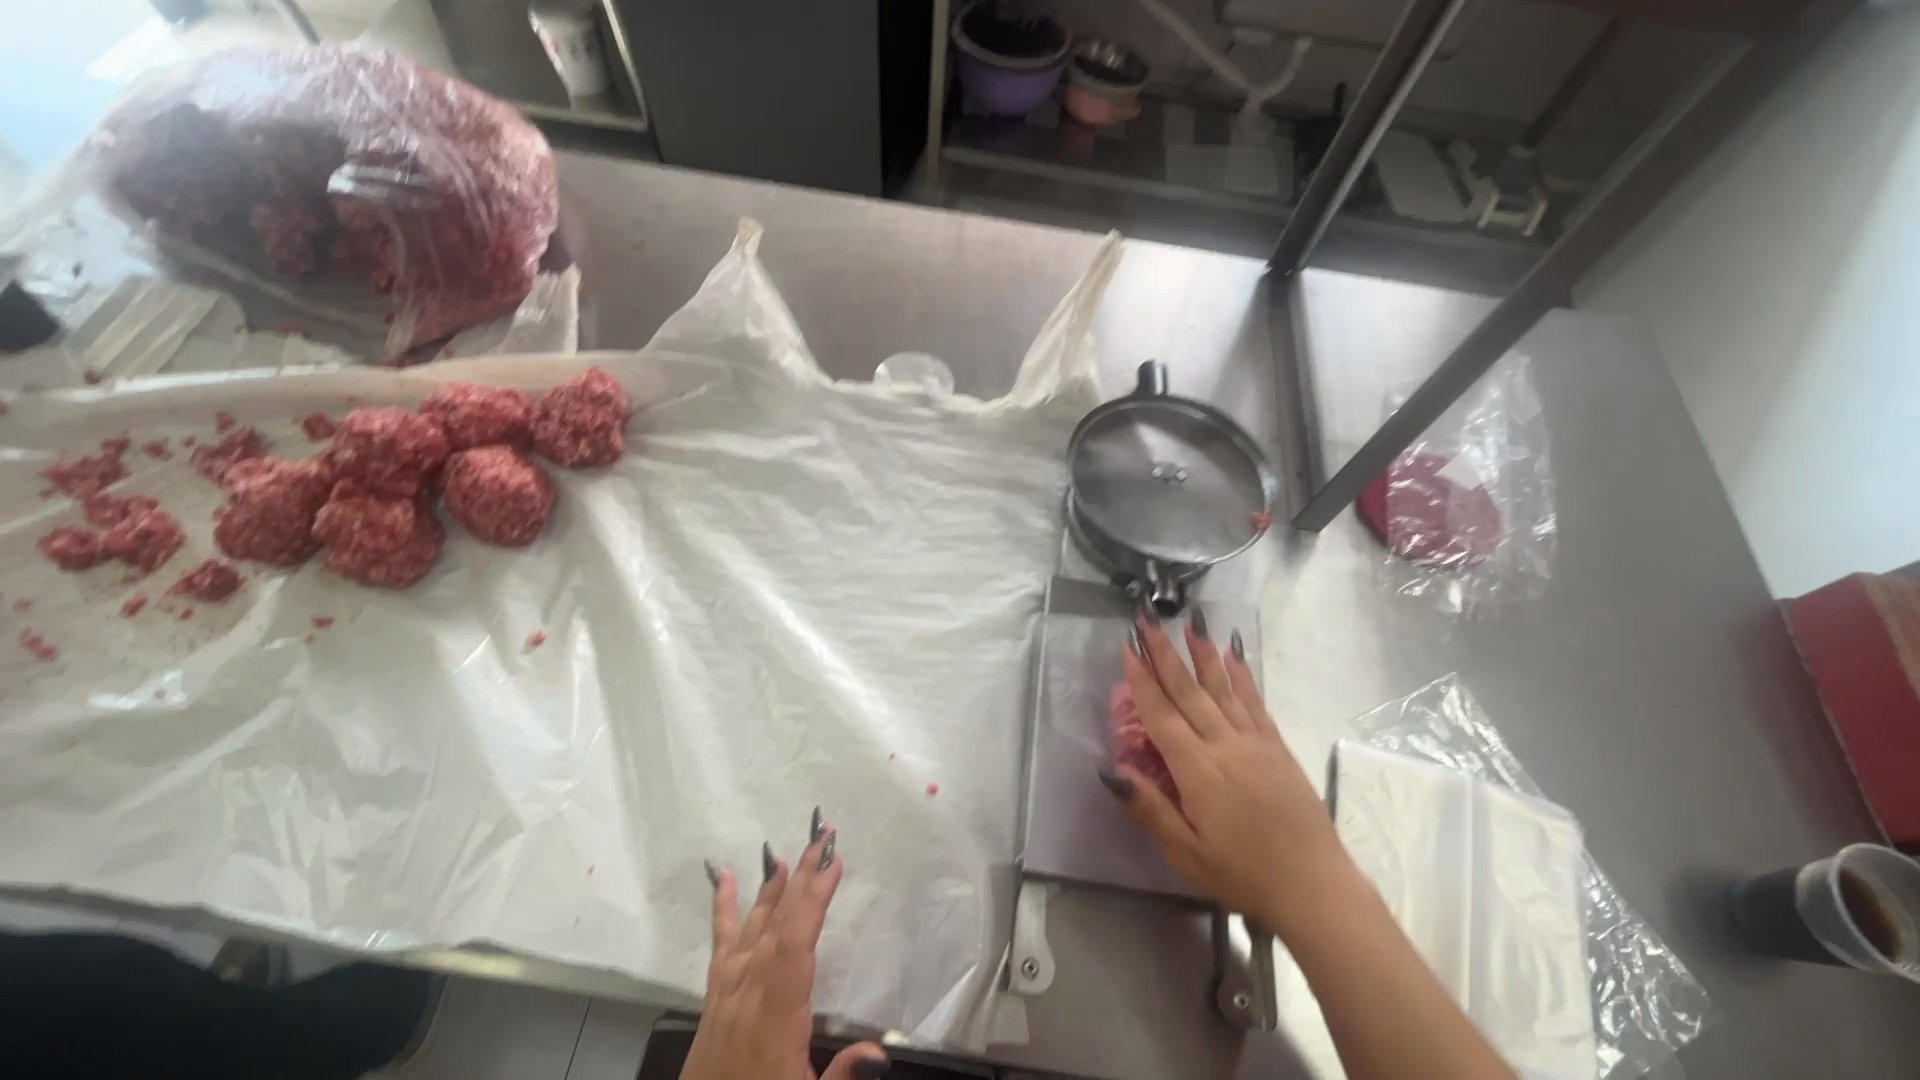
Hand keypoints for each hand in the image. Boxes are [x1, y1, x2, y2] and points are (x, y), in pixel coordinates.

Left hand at [679, 819, 887, 1079]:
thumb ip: (842, 1075)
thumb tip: (878, 1051)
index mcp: (775, 1016)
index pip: (796, 944)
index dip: (814, 899)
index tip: (834, 860)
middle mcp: (749, 994)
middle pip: (778, 925)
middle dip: (803, 877)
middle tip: (822, 834)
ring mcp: (728, 992)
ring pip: (752, 928)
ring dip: (772, 887)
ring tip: (787, 853)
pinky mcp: (715, 997)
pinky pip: (722, 944)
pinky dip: (723, 907)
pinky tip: (724, 876)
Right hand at [1101, 614, 1348, 932]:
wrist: (1313, 885)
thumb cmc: (1242, 873)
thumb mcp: (1185, 852)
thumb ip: (1149, 809)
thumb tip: (1112, 771)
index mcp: (1197, 769)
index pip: (1161, 715)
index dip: (1142, 680)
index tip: (1127, 649)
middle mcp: (1224, 744)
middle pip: (1188, 691)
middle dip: (1164, 652)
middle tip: (1147, 619)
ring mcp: (1254, 742)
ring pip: (1221, 688)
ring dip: (1202, 653)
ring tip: (1190, 621)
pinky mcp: (1277, 747)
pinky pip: (1254, 702)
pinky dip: (1241, 675)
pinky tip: (1233, 655)